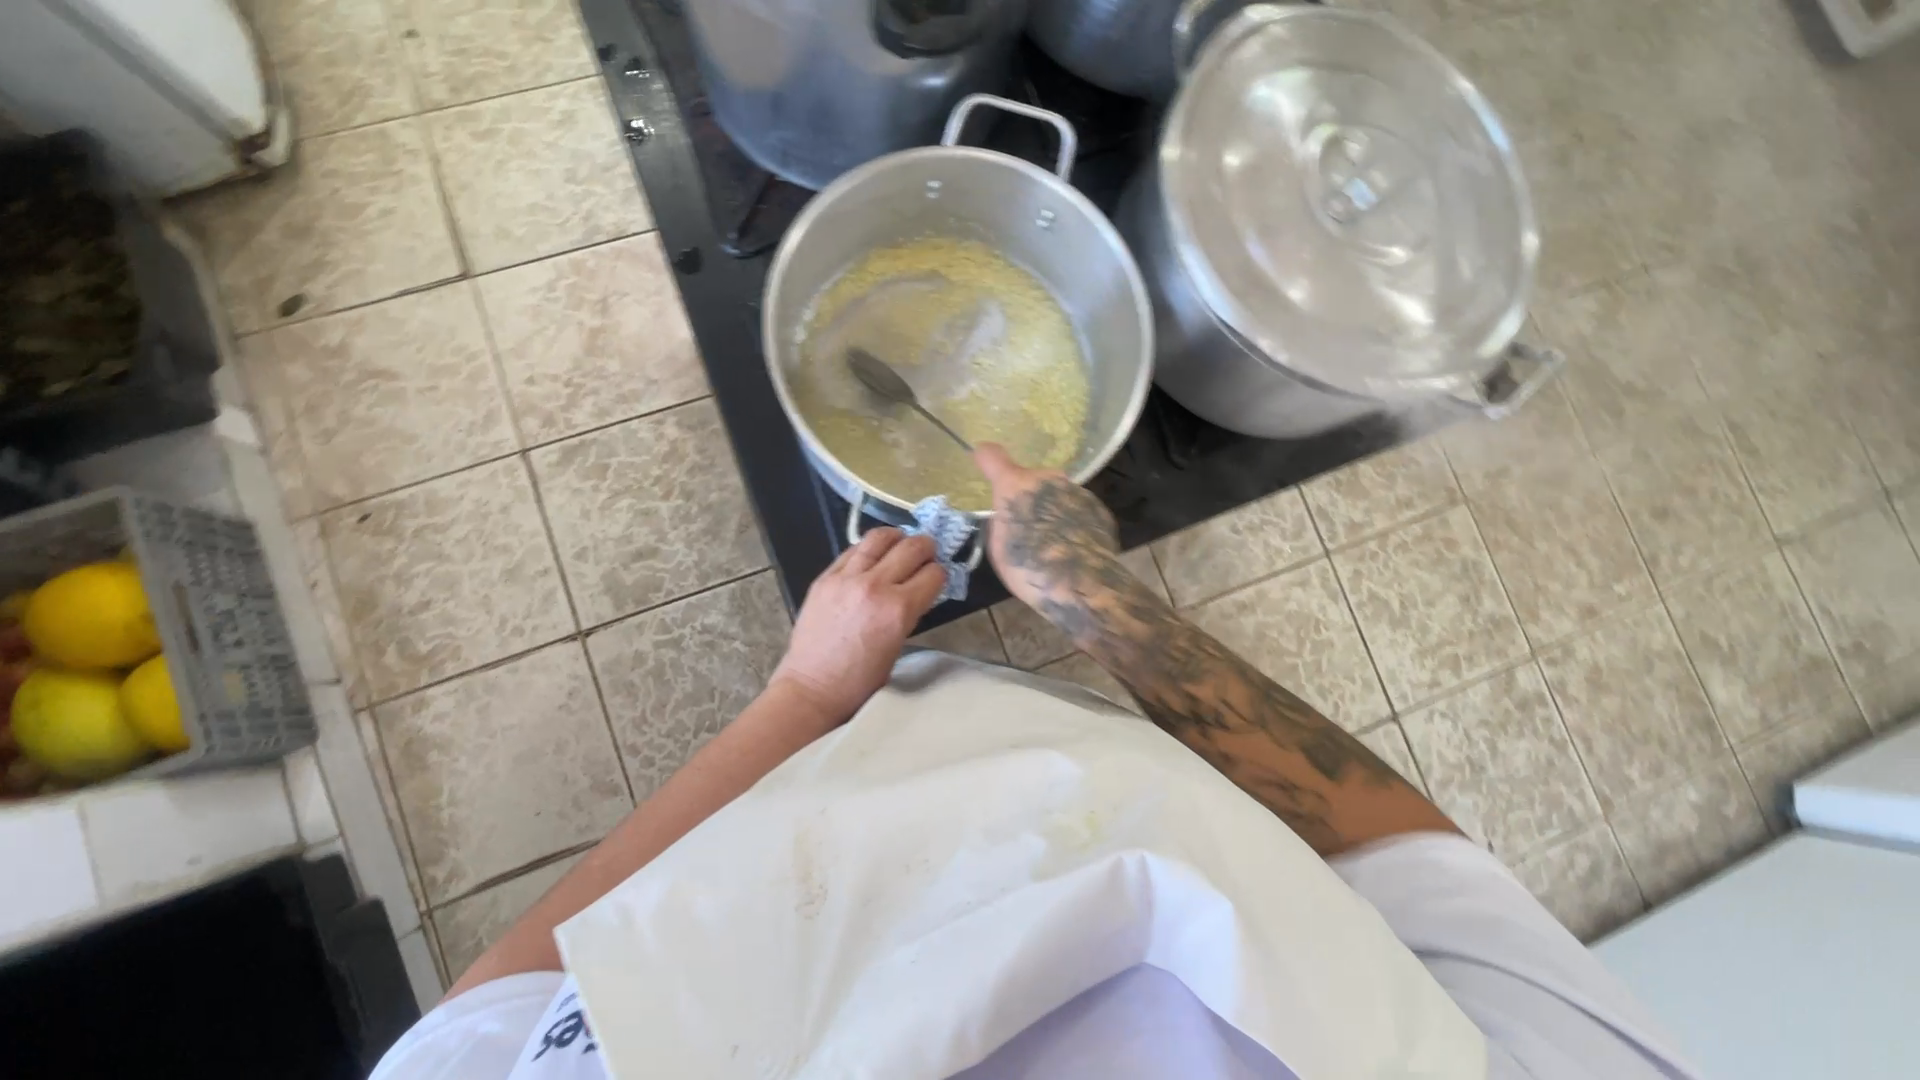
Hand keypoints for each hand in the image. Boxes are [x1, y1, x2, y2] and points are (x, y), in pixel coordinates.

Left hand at [770, 528, 945, 725]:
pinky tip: (872, 554)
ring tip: (901, 541)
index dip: (940, 574)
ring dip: (897, 537)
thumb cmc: (859, 682)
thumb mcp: (898, 647)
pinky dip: (868, 549)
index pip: (933, 574)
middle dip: (926, 548)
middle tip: (928, 551)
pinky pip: (852, 551)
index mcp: (899, 610)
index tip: (938, 577)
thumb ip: (909, 614)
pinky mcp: (825, 578)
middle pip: (911, 548)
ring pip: (879, 538)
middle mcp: (875, 586)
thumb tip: (916, 593)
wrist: (812, 688)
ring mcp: (846, 578)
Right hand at [974, 443, 1122, 611]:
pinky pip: (1077, 508)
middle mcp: (1046, 480)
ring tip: (1053, 541)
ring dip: (1051, 508)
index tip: (983, 460)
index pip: (992, 456)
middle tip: (1026, 525)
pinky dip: (1072, 521)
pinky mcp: (1098, 508)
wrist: (1081, 583)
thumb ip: (1001, 522)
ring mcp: (1075, 491)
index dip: (985, 458)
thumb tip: (1007, 516)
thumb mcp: (998, 547)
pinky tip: (1073, 546)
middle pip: (1031, 479)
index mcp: (1014, 486)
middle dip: (1027, 495)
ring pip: (1056, 493)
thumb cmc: (1029, 567)